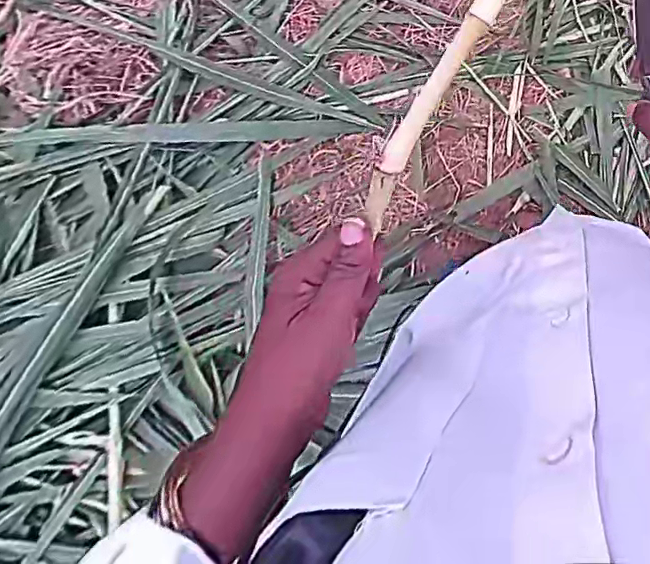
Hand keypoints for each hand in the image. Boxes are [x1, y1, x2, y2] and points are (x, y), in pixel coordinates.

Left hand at [233, 217, 380, 431]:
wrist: (277, 424)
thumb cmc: (296, 372)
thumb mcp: (330, 313)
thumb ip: (348, 268)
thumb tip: (357, 225)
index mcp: (300, 271)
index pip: (342, 238)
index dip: (364, 250)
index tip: (372, 273)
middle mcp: (302, 283)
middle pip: (349, 260)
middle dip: (363, 282)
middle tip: (352, 310)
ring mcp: (310, 304)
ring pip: (352, 286)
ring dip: (359, 304)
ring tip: (345, 328)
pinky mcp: (318, 324)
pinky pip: (347, 308)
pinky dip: (353, 320)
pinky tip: (345, 337)